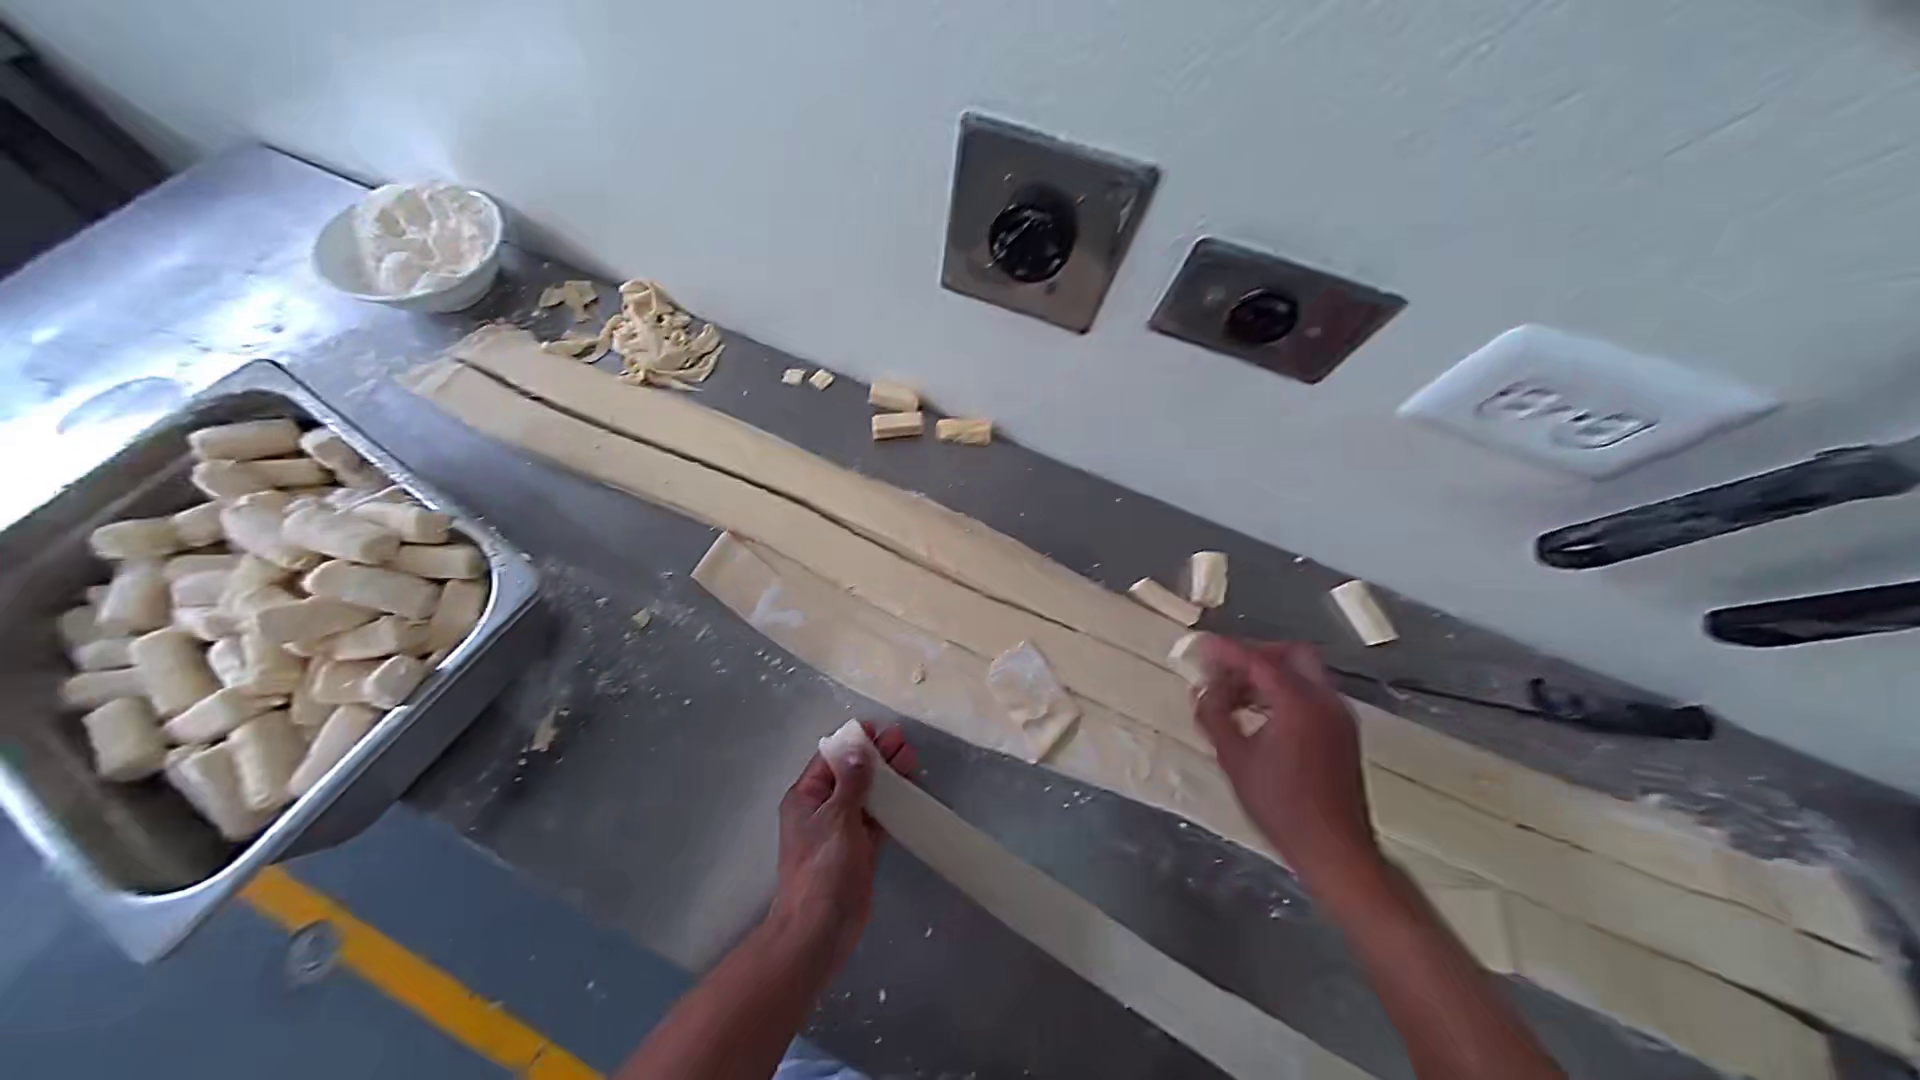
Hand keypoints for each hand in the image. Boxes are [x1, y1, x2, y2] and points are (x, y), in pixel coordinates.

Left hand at [769, 722, 915, 965]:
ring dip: (888, 776)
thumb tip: (858, 748)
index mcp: (806, 798)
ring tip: (911, 758)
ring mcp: (843, 829)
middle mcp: (823, 809)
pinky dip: (893, 802)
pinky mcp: (861, 847)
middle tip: (903, 740)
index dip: (853, 743)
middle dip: (876, 756)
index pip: (830, 760)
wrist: (821, 929)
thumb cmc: (822, 869)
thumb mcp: (836, 818)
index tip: (877, 729)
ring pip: (868, 793)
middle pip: (852, 773)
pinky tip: (910, 788)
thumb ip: (851, 782)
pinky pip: (878, 816)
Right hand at [1190, 636, 1379, 885]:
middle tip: (1224, 668)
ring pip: (1302, 673)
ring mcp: (1338, 716)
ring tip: (1233, 694)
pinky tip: (1258, 713)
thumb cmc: (1282, 807)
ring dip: (1267, 676)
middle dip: (1254, 654)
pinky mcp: (1342, 732)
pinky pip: (1311, 694)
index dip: (1226, 650)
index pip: (1258, 660)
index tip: (1202, 645)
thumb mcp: (1234, 758)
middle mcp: (1325, 701)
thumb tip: (1201, 691)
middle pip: (1290, 654)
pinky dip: (1283, 692)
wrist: (1333, 848)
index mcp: (1299, 703)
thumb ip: (1213, 716)